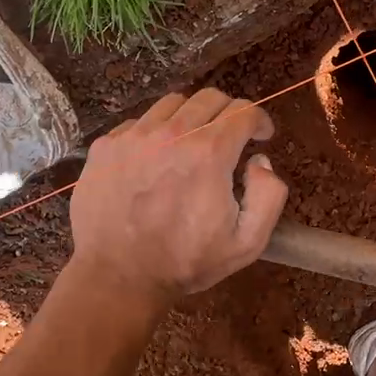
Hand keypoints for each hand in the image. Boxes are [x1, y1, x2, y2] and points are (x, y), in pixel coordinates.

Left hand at [68, 88, 287, 306]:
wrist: (118, 277)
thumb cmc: (185, 263)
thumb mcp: (246, 244)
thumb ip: (269, 197)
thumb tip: (260, 162)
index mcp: (209, 153)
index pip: (242, 112)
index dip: (259, 120)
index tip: (261, 135)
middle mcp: (170, 134)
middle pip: (209, 99)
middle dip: (229, 113)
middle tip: (231, 137)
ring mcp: (133, 137)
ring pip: (173, 104)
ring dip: (192, 117)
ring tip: (192, 145)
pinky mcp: (106, 146)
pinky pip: (139, 123)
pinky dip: (156, 133)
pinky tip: (156, 160)